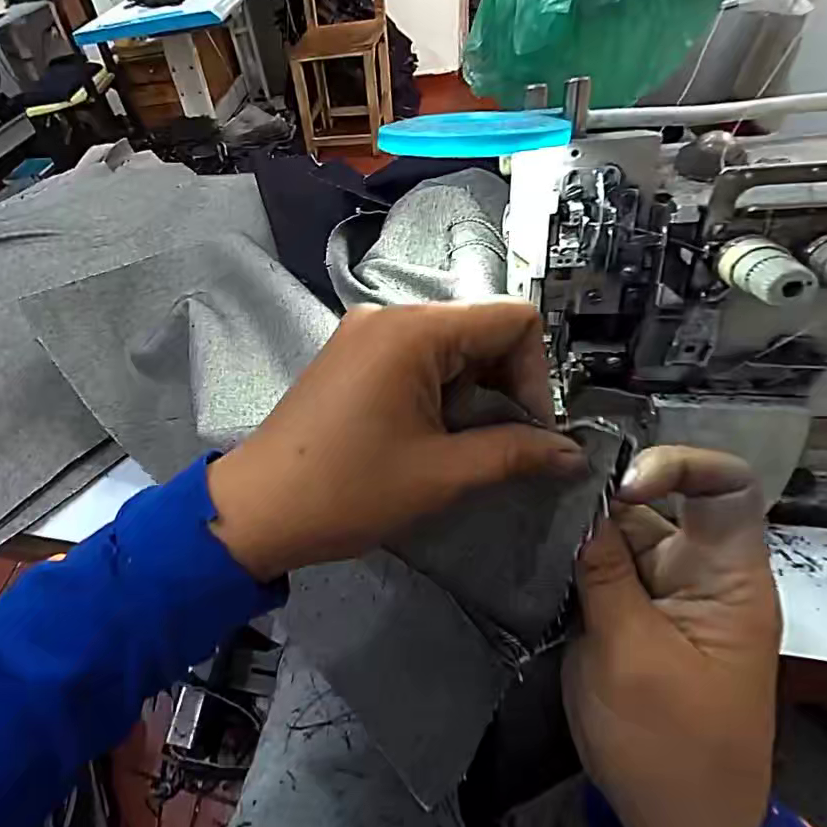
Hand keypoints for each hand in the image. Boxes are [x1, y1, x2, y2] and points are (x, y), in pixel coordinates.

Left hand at [206, 302, 587, 579]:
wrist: (255, 511)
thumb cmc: (346, 490)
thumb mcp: (442, 474)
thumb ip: (516, 453)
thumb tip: (572, 453)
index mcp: (414, 330)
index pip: (514, 320)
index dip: (538, 373)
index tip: (533, 427)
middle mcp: (390, 315)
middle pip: (483, 330)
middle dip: (506, 385)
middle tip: (502, 442)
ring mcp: (366, 332)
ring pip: (453, 346)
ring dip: (472, 392)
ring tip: (456, 443)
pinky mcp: (353, 354)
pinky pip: (419, 356)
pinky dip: (441, 389)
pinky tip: (429, 432)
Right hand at [562, 446, 784, 826]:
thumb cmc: (670, 745)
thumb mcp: (631, 653)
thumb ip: (603, 572)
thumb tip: (581, 503)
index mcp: (728, 577)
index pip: (727, 487)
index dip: (680, 466)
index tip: (620, 484)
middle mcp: (698, 572)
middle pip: (658, 506)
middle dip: (604, 499)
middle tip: (544, 489)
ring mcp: (663, 594)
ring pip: (622, 535)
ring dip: (581, 529)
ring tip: (528, 515)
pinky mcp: (632, 614)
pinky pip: (604, 568)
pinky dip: (573, 558)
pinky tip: (533, 546)